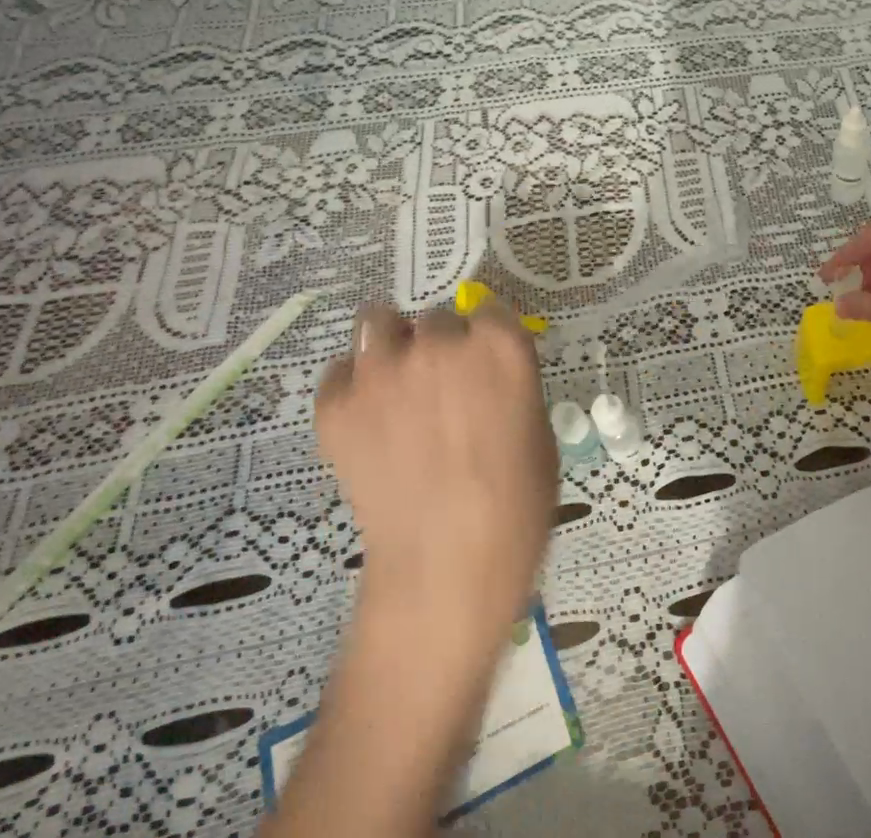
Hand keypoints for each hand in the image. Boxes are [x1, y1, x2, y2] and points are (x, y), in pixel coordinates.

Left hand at [316, 300, 557, 645]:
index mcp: (500, 348)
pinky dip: (353, 387)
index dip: (489, 338)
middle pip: (435, 319)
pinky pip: (340, 372)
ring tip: (398, 385)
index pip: (492, 311)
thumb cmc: (518, 503)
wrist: (448, 560)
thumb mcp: (536, 434)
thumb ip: (509, 391)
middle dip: (441, 346)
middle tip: (445, 389)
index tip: (488, 361)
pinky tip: (369, 421)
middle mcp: (439, 344)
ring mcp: (380, 371)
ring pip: (377, 322)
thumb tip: (485, 385)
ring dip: (391, 345)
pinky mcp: (334, 405)